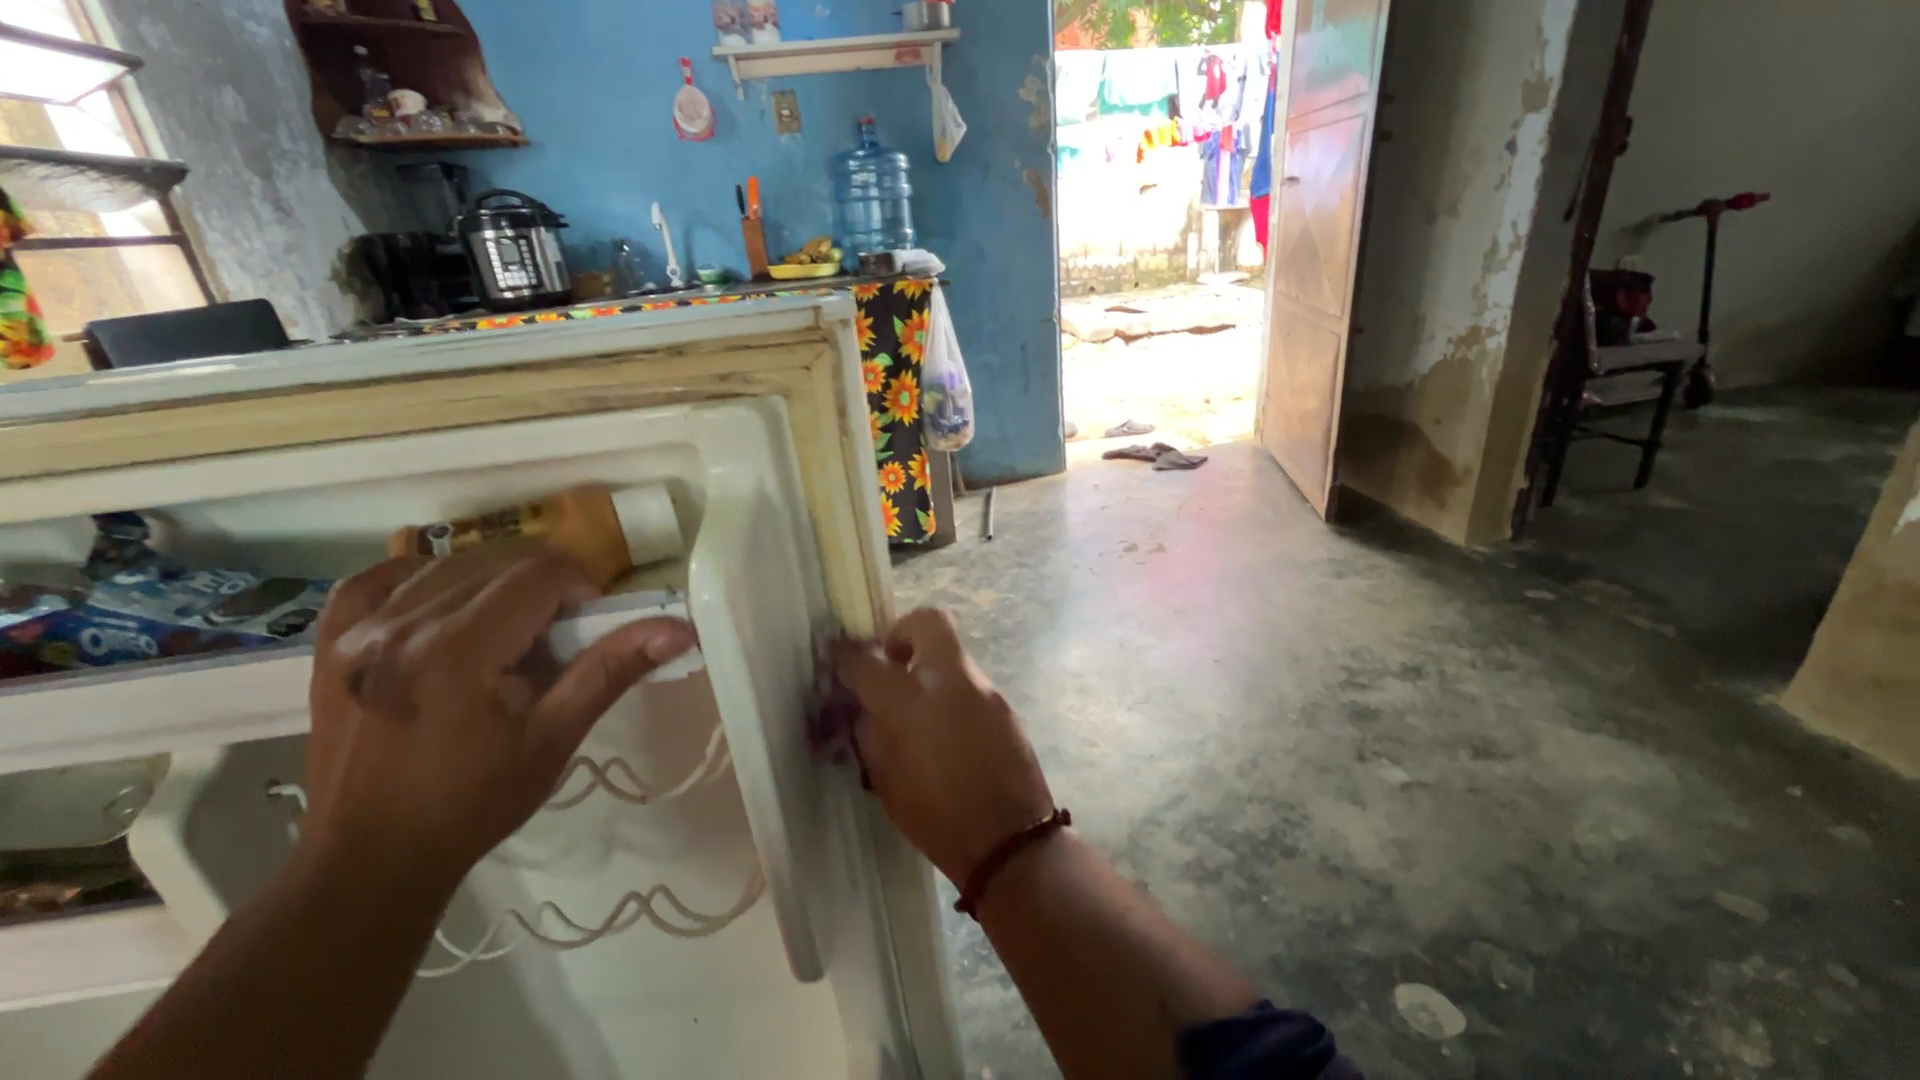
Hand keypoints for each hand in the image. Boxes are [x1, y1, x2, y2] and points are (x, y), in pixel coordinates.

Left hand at [302, 545, 694, 889]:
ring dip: (489, 582)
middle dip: (539, 585)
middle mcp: (403, 626)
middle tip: (551, 637)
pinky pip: (377, 580)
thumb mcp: (555, 738)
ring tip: (502, 630)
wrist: (374, 856)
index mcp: (459, 650)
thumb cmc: (474, 802)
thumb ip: (611, 670)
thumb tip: (678, 629)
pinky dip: (419, 579)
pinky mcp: (330, 644)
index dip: (579, 588)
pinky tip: (441, 605)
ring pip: (443, 564)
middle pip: (495, 561)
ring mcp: (357, 632)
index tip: (586, 629)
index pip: (539, 573)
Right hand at [836, 608, 1054, 885]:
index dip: (849, 660)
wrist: (1011, 842)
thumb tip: (865, 707)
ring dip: (928, 668)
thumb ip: (871, 733)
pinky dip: (949, 693)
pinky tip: (943, 730)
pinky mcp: (1005, 705)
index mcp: (913, 701)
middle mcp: (953, 681)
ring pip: (951, 655)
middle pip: (927, 622)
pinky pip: (969, 683)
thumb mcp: (886, 781)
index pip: (869, 661)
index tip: (841, 667)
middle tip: (889, 666)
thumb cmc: (937, 819)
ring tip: (914, 709)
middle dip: (901, 634)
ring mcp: (985, 690)